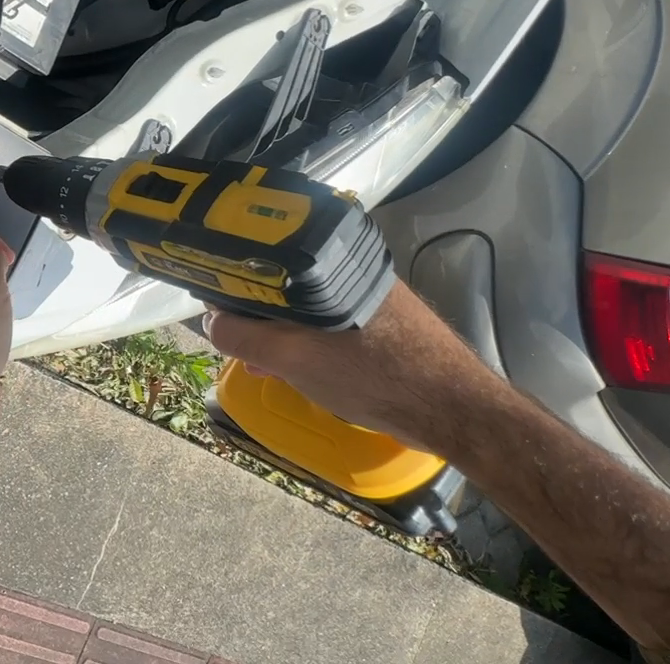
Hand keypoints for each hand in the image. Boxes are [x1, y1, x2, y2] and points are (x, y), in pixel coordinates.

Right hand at [203, 280, 499, 452]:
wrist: (465, 417)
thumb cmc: (376, 377)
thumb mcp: (291, 358)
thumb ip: (240, 336)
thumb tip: (212, 322)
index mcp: (331, 264)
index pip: (261, 260)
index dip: (230, 285)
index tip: (219, 315)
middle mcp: (354, 271)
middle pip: (282, 284)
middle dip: (255, 316)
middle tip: (244, 349)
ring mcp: (375, 296)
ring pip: (306, 307)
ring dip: (281, 333)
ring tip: (270, 366)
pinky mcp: (390, 322)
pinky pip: (331, 322)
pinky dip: (310, 341)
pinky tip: (307, 369)